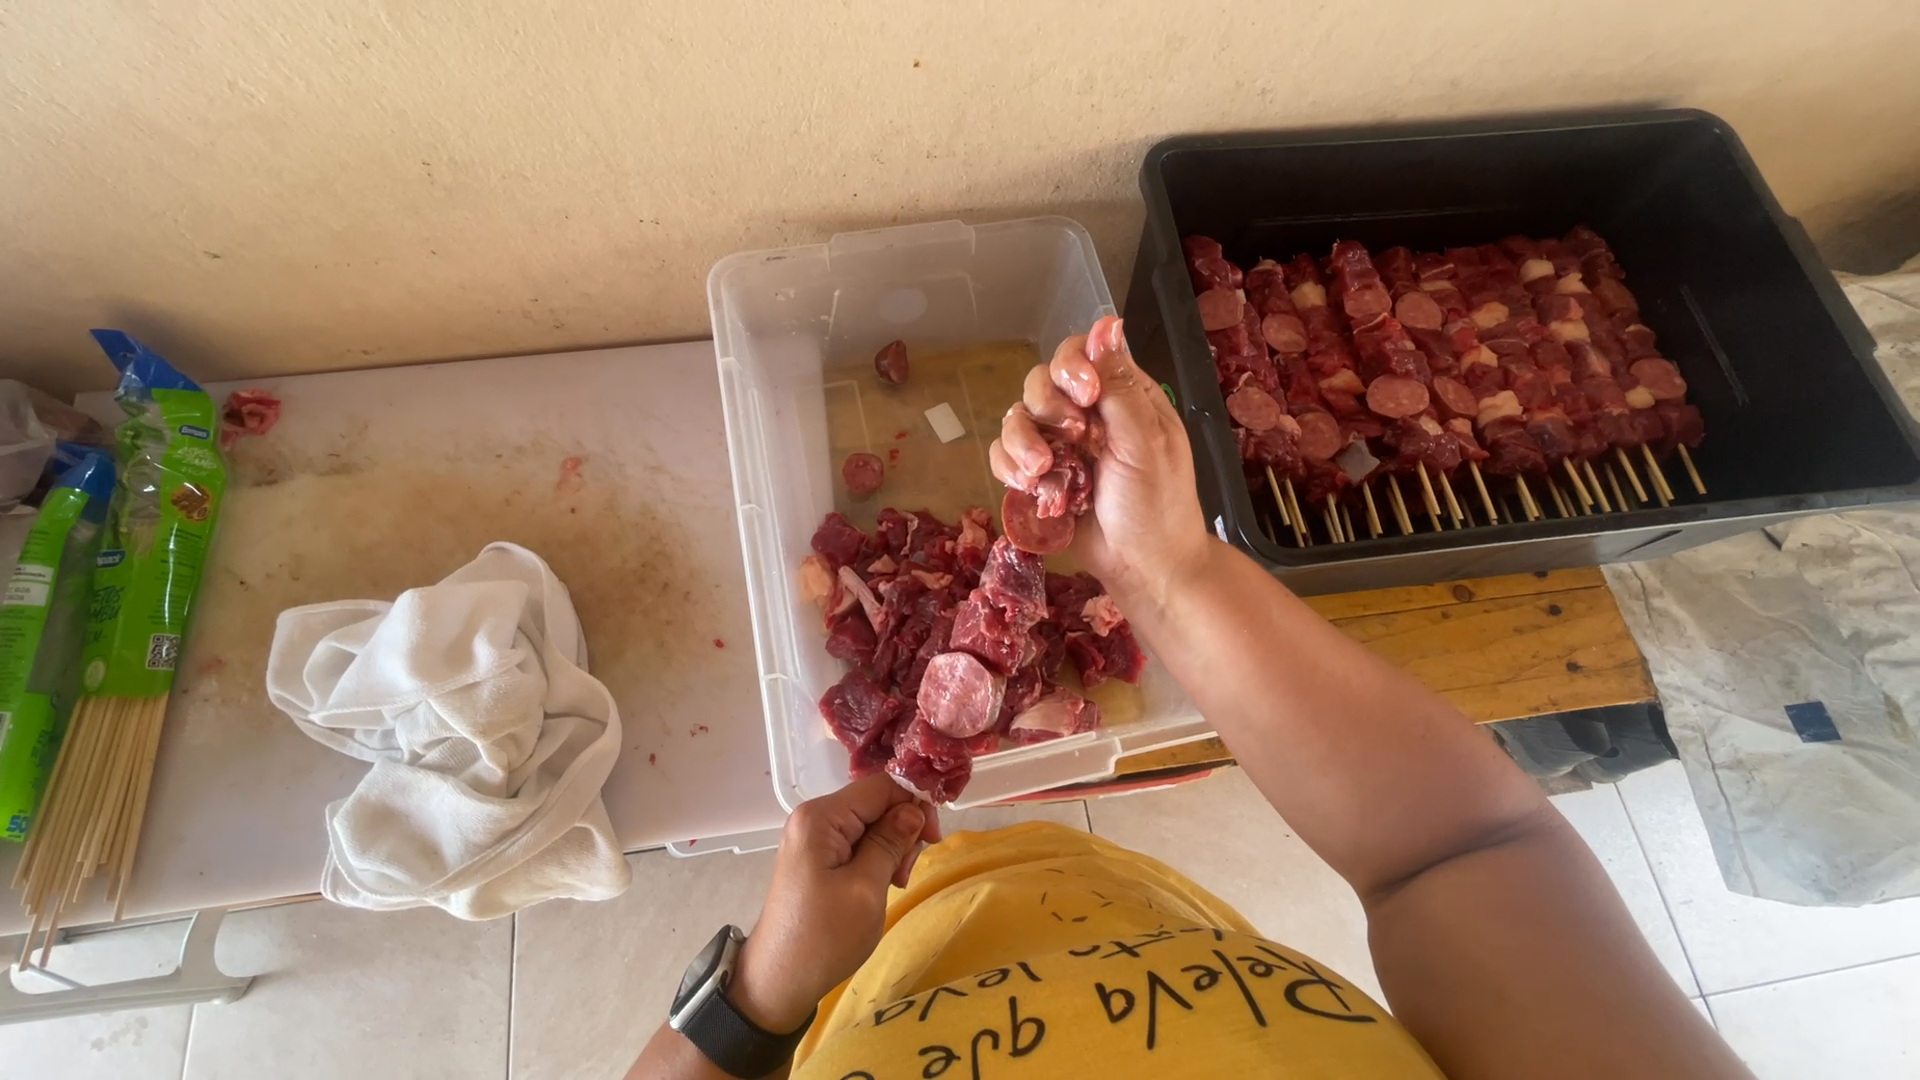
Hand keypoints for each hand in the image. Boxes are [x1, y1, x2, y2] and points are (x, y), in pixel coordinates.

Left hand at [729, 774, 941, 1032]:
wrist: (776, 984)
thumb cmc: (823, 938)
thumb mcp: (866, 890)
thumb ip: (890, 842)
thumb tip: (913, 809)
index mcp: (821, 817)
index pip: (881, 785)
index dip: (913, 802)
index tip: (933, 838)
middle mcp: (814, 816)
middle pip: (875, 801)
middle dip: (902, 829)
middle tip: (906, 872)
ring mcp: (812, 835)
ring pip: (869, 821)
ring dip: (891, 845)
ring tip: (895, 882)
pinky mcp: (815, 854)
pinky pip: (856, 839)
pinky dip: (876, 855)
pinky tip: (881, 881)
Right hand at [989, 315, 1213, 606]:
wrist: (1142, 567)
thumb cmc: (1156, 503)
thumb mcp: (1145, 441)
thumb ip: (1119, 386)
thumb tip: (1106, 322)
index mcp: (1120, 397)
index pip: (1080, 354)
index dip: (1071, 366)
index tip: (1084, 394)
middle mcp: (1085, 415)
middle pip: (1039, 382)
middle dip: (1046, 408)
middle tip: (1070, 437)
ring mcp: (1057, 447)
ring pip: (1016, 418)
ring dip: (1021, 442)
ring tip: (1041, 474)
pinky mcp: (1036, 478)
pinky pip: (1004, 457)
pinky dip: (1008, 468)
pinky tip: (1028, 488)